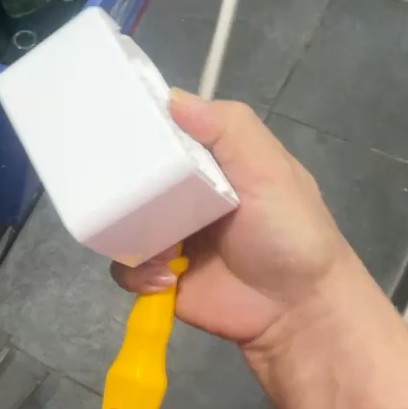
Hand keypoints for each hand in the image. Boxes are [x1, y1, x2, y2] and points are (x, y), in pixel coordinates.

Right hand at [110, 93, 363, 354]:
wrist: (294, 310)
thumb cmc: (291, 235)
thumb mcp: (270, 172)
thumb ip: (230, 131)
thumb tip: (173, 98)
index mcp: (212, 165)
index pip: (166, 137)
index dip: (140, 132)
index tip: (112, 128)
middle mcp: (184, 197)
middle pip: (133, 183)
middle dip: (124, 194)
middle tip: (126, 200)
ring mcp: (166, 236)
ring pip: (122, 227)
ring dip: (134, 241)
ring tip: (164, 255)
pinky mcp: (154, 274)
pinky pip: (124, 268)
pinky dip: (138, 275)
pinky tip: (165, 281)